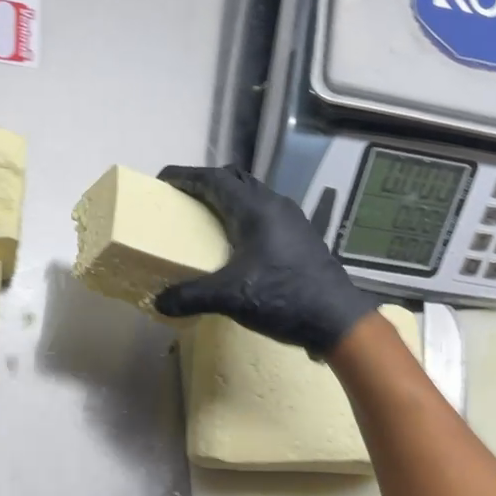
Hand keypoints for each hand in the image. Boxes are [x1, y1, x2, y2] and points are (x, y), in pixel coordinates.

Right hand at [154, 164, 377, 357]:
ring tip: (207, 220)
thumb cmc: (283, 297)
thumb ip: (192, 296)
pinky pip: (265, 216)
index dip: (187, 177)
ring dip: (228, 201)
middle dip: (207, 184)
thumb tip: (159, 302)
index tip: (164, 180)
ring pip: (253, 197)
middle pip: (236, 181)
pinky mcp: (299, 238)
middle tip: (184, 199)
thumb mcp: (231, 298)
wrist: (335, 318)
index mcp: (255, 210)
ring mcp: (291, 221)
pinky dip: (244, 219)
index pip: (215, 180)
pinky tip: (238, 246)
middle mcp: (274, 206)